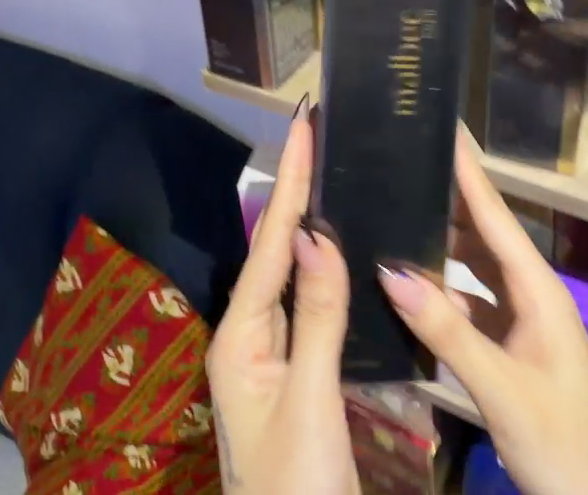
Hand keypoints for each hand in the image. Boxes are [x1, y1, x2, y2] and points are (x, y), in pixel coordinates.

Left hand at [207, 101, 358, 493]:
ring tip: (335, 173)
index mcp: (240, 338)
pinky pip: (313, 304)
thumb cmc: (296, 482)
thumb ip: (316, 314)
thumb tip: (316, 233)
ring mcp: (274, 355)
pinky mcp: (301, 372)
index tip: (304, 128)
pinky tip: (347, 249)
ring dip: (313, 224)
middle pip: (278, 250)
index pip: (271, 244)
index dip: (291, 183)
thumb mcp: (308, 398)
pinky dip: (329, 268)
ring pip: (295, 274)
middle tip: (319, 136)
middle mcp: (251, 337)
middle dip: (298, 191)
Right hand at [376, 132, 587, 494]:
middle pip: (482, 234)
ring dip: (441, 247)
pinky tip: (410, 292)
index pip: (495, 215)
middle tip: (401, 170)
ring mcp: (521, 323)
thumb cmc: (562, 439)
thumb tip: (390, 270)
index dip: (469, 171)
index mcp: (536, 288)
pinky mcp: (511, 350)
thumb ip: (446, 332)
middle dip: (447, 200)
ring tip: (396, 216)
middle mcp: (529, 294)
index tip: (444, 129)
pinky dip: (441, 295)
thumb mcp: (501, 386)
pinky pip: (470, 307)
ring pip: (473, 271)